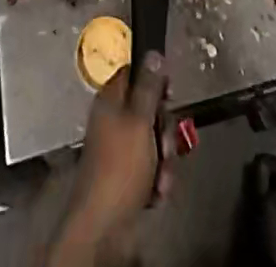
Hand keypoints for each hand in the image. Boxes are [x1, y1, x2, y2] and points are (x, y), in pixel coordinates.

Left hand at [57, 53, 172, 255]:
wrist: (104, 223)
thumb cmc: (120, 165)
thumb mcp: (139, 121)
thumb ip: (149, 87)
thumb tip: (152, 52)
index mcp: (110, 100)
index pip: (134, 74)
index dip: (154, 81)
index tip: (171, 94)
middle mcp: (114, 119)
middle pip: (149, 109)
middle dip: (164, 129)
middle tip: (164, 144)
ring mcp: (120, 147)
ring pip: (154, 140)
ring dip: (164, 159)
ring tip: (160, 176)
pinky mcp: (127, 173)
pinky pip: (151, 165)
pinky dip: (158, 177)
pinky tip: (156, 190)